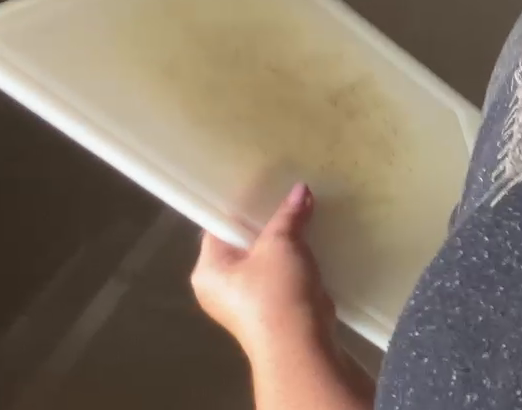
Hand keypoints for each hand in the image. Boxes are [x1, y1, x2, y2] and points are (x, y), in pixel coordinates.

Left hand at [192, 183, 334, 359]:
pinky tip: (313, 238)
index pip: (218, 228)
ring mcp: (244, 294)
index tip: (266, 184)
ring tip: (307, 211)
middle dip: (268, 219)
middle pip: (242, 240)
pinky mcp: (269, 300)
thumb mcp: (280, 245)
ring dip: (284, 236)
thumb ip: (288, 215)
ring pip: (263, 254)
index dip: (240, 206)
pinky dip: (292, 253)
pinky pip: (277, 267)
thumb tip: (300, 188)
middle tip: (291, 194)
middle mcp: (219, 282)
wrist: (296, 337)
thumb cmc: (274, 290)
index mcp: (208, 269)